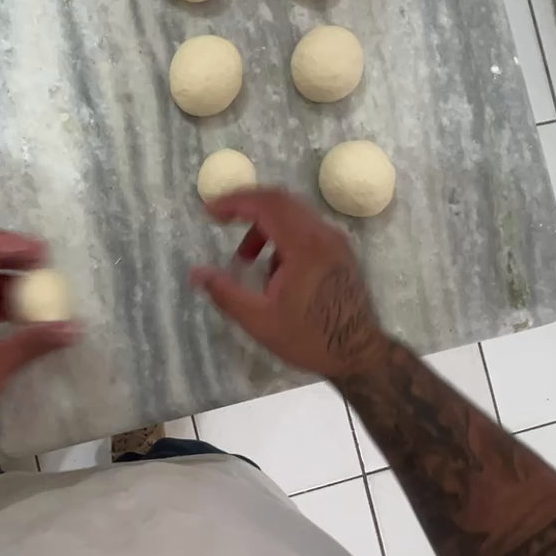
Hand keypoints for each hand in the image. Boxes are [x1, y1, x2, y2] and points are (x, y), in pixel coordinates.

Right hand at [191, 188, 389, 379]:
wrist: (358, 354)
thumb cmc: (309, 338)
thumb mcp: (259, 320)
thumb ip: (225, 292)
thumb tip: (196, 273)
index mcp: (304, 246)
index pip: (266, 204)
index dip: (234, 202)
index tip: (210, 211)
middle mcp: (323, 234)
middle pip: (281, 201)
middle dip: (247, 207)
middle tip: (221, 219)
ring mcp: (336, 241)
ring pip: (294, 213)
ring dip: (265, 225)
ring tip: (247, 258)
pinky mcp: (341, 251)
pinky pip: (307, 228)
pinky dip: (282, 235)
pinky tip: (274, 269)